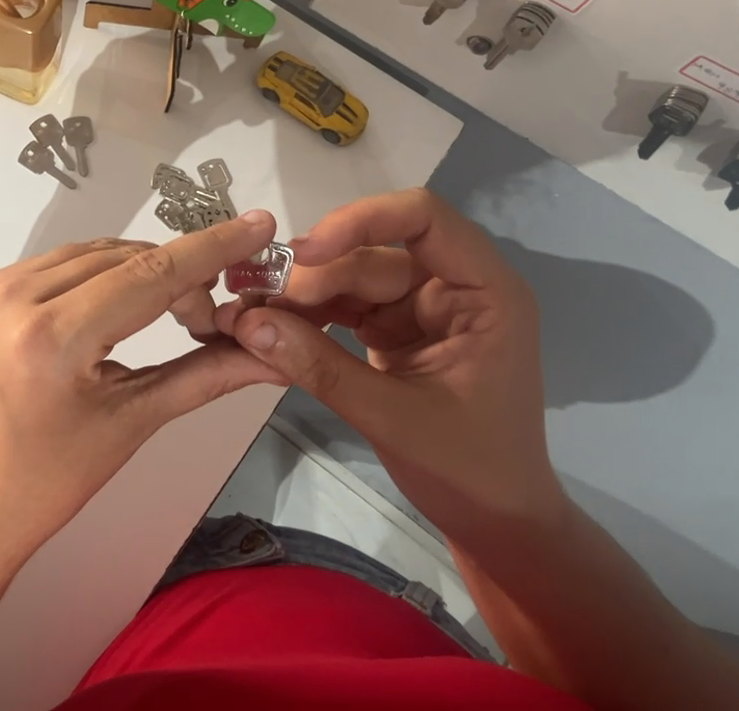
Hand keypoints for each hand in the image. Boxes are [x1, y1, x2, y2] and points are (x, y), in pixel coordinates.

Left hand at [0, 211, 286, 555]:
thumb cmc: (61, 471)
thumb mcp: (138, 419)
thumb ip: (209, 373)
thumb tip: (275, 352)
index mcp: (53, 339)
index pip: (150, 276)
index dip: (211, 249)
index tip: (260, 225)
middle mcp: (18, 298)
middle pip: (128, 259)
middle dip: (182, 278)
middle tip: (209, 320)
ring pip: (101, 252)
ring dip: (147, 271)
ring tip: (174, 313)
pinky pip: (70, 260)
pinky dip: (110, 272)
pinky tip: (127, 303)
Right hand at [216, 188, 563, 543]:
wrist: (491, 520)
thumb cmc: (469, 469)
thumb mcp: (393, 417)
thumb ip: (320, 367)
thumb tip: (247, 323)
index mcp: (483, 293)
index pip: (424, 219)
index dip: (362, 220)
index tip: (304, 252)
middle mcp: (450, 287)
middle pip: (370, 254)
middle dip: (310, 275)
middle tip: (250, 299)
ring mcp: (418, 307)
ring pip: (347, 278)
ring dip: (298, 296)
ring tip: (246, 316)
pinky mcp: (390, 329)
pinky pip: (340, 307)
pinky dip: (304, 317)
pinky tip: (268, 328)